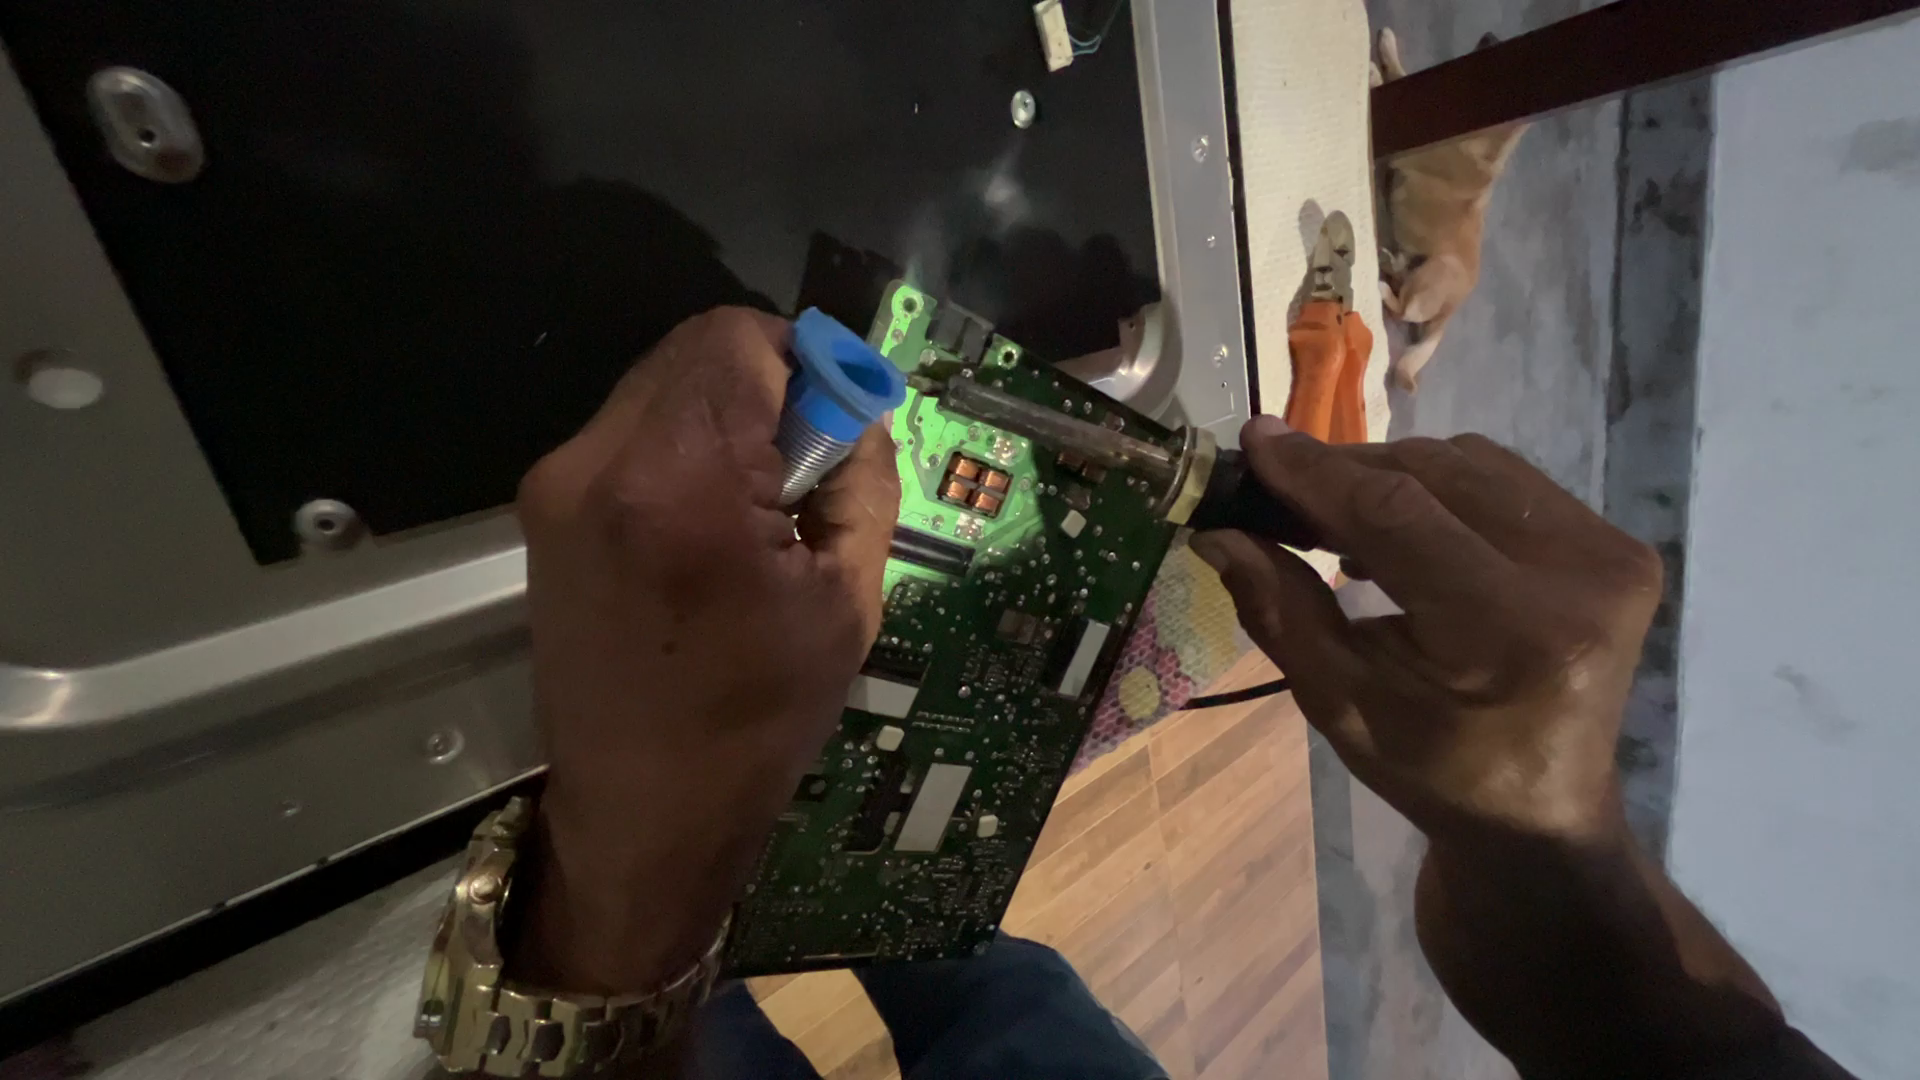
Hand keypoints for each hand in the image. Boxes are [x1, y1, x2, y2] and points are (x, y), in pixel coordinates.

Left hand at [511, 307, 898, 992]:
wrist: (645, 810)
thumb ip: (862, 480)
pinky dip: (689, 446)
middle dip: (770, 388)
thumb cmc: (761, 717)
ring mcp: (558, 484)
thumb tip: (855, 416)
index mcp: (683, 484)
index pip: (739, 340)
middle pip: (697, 350)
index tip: (836, 427)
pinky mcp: (545, 508)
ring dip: (729, 418)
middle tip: (806, 471)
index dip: (806, 363)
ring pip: (665, 385)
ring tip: (760, 506)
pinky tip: (712, 522)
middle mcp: (599, 462)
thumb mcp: (849, 598)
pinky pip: (636, 430)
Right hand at [1190, 416, 1661, 844]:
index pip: (1395, 514)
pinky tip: (1390, 526)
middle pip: (1431, 472)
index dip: (1315, 471)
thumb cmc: (1427, 768)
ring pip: (1465, 461)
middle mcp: (1579, 574)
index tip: (1254, 441)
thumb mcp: (1334, 700)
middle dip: (1340, 471)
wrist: (1538, 811)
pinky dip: (1428, 485)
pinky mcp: (1611, 543)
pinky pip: (1496, 476)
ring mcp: (1609, 551)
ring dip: (1382, 474)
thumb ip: (1277, 608)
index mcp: (1508, 632)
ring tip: (1329, 515)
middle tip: (1275, 490)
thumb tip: (1217, 533)